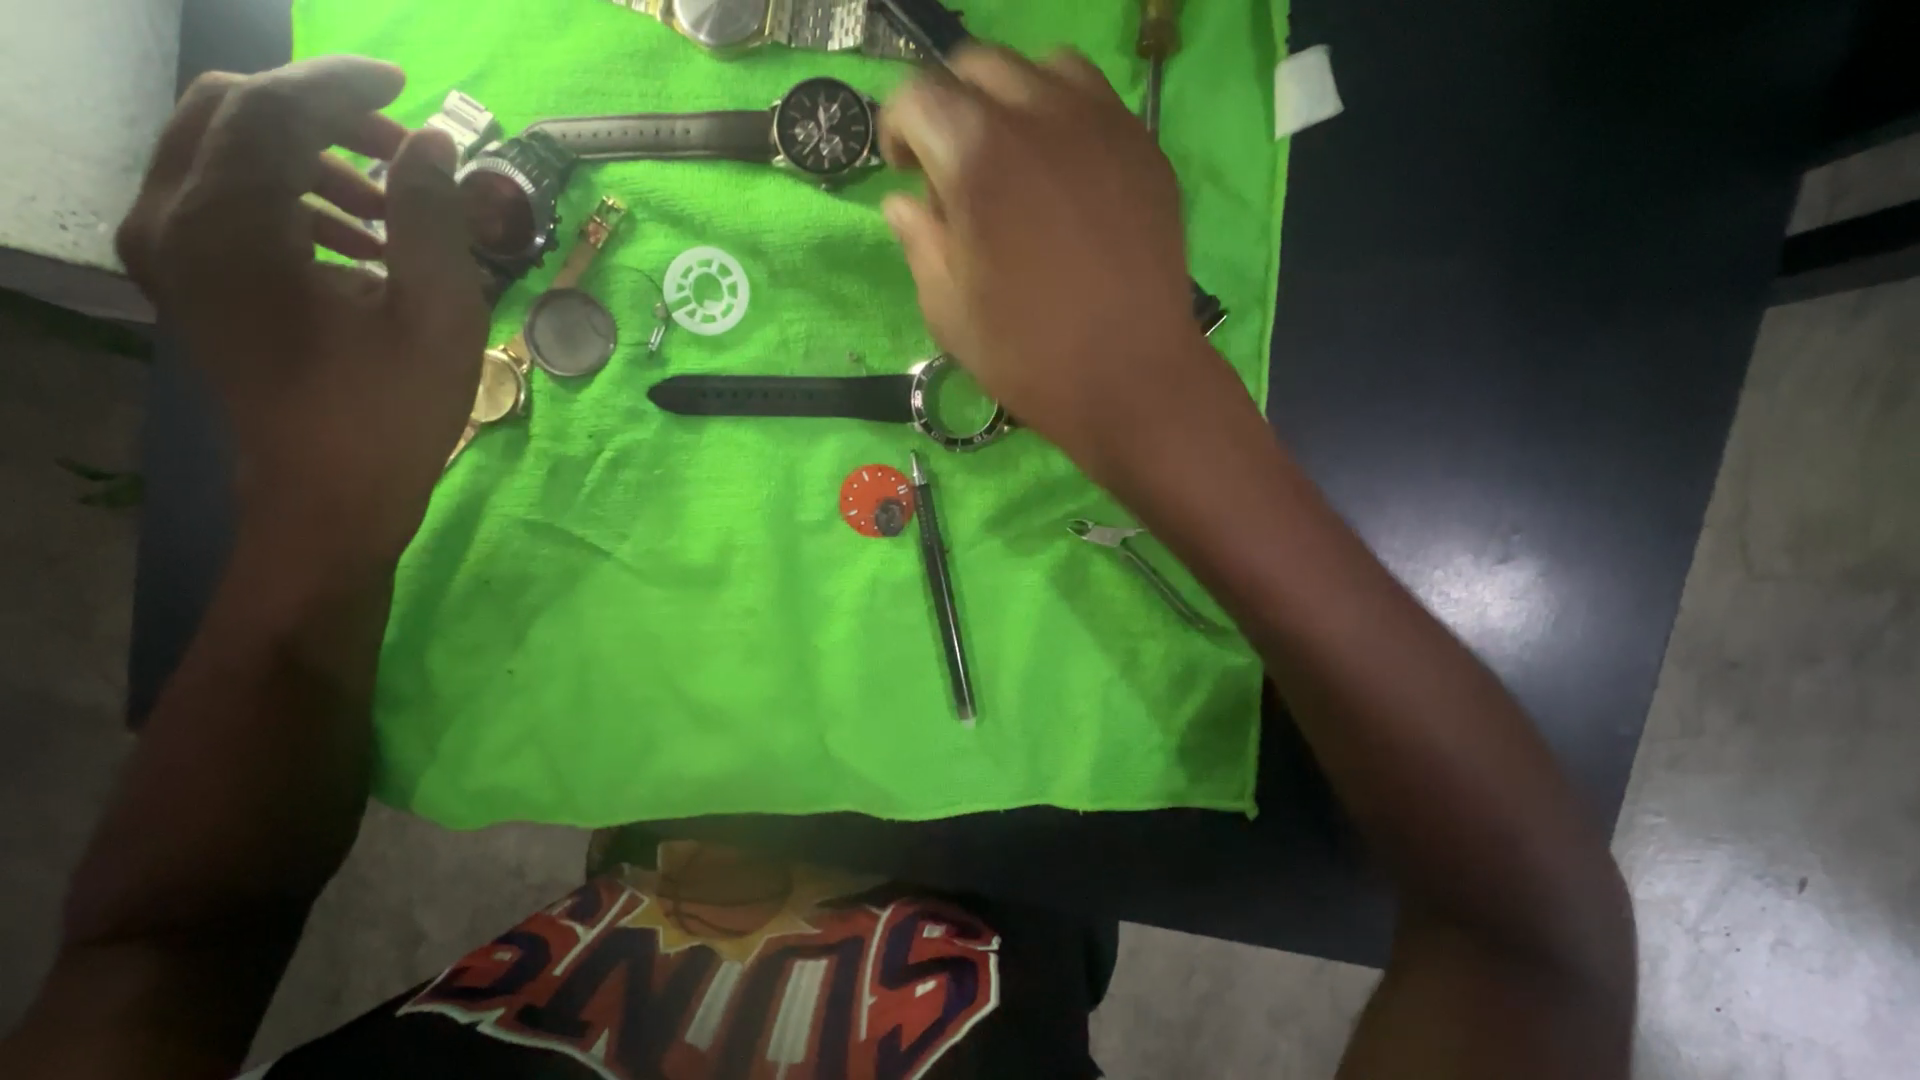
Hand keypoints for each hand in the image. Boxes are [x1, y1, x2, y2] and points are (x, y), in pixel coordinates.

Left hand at [118, 56, 485, 572]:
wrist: (325, 497)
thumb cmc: (391, 416)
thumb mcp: (439, 316)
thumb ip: (433, 218)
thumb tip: (432, 145)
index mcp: (234, 227)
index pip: (276, 108)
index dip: (345, 86)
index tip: (410, 89)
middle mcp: (172, 222)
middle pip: (230, 110)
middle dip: (320, 113)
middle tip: (400, 151)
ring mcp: (165, 252)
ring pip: (218, 148)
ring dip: (305, 155)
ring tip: (388, 206)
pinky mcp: (180, 278)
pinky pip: (215, 195)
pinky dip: (283, 194)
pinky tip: (355, 241)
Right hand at [879, 47, 1237, 467]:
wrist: (1130, 377)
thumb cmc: (1027, 354)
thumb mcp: (947, 309)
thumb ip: (919, 240)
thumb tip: (904, 202)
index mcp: (977, 155)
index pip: (919, 95)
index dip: (899, 127)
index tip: (904, 169)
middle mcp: (1039, 116)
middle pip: (979, 67)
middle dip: (951, 107)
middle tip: (953, 166)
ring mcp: (1101, 125)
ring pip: (1042, 69)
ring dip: (1012, 101)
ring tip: (1013, 158)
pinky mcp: (1143, 147)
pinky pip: (1095, 101)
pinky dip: (1066, 117)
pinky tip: (1064, 174)